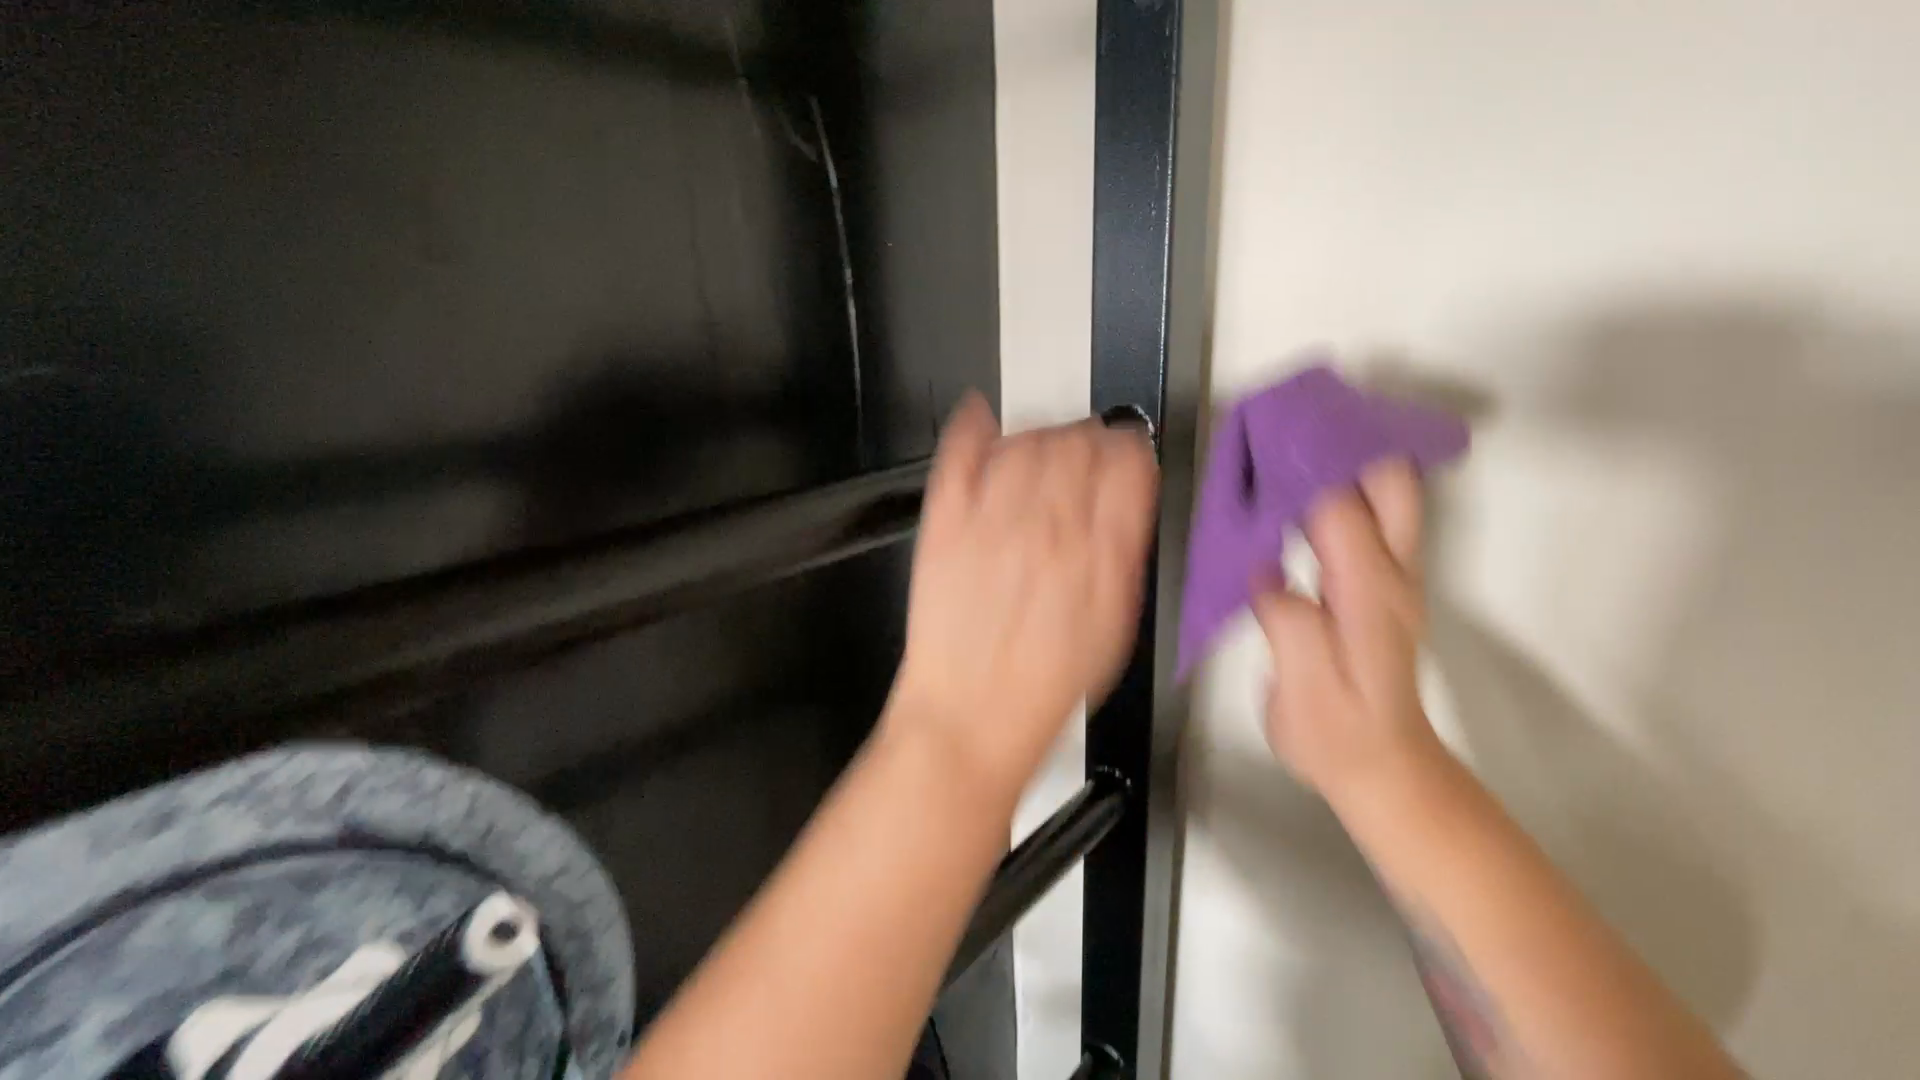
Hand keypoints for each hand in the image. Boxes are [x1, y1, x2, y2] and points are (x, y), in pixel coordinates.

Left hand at [888, 394, 1158, 801]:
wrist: (974, 712)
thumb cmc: (1045, 681)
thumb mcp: (1116, 623)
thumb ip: (1124, 553)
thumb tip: (1127, 505)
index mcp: (1100, 551)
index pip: (1127, 462)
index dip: (1129, 449)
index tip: (1124, 453)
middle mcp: (1049, 526)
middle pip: (1077, 442)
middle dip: (1088, 439)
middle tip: (1084, 449)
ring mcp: (992, 520)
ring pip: (1025, 440)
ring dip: (1040, 433)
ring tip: (1042, 449)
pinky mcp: (946, 525)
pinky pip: (960, 455)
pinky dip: (971, 428)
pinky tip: (981, 418)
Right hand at [1252, 460, 1444, 799]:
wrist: (1383, 768)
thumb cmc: (1336, 734)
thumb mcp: (1302, 685)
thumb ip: (1286, 619)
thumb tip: (1262, 570)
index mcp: (1368, 595)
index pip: (1339, 509)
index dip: (1300, 469)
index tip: (1263, 436)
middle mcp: (1393, 576)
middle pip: (1392, 484)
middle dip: (1347, 443)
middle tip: (1290, 425)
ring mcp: (1396, 580)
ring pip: (1392, 495)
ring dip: (1351, 459)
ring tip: (1294, 441)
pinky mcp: (1385, 588)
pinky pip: (1378, 519)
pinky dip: (1349, 488)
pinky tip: (1307, 485)